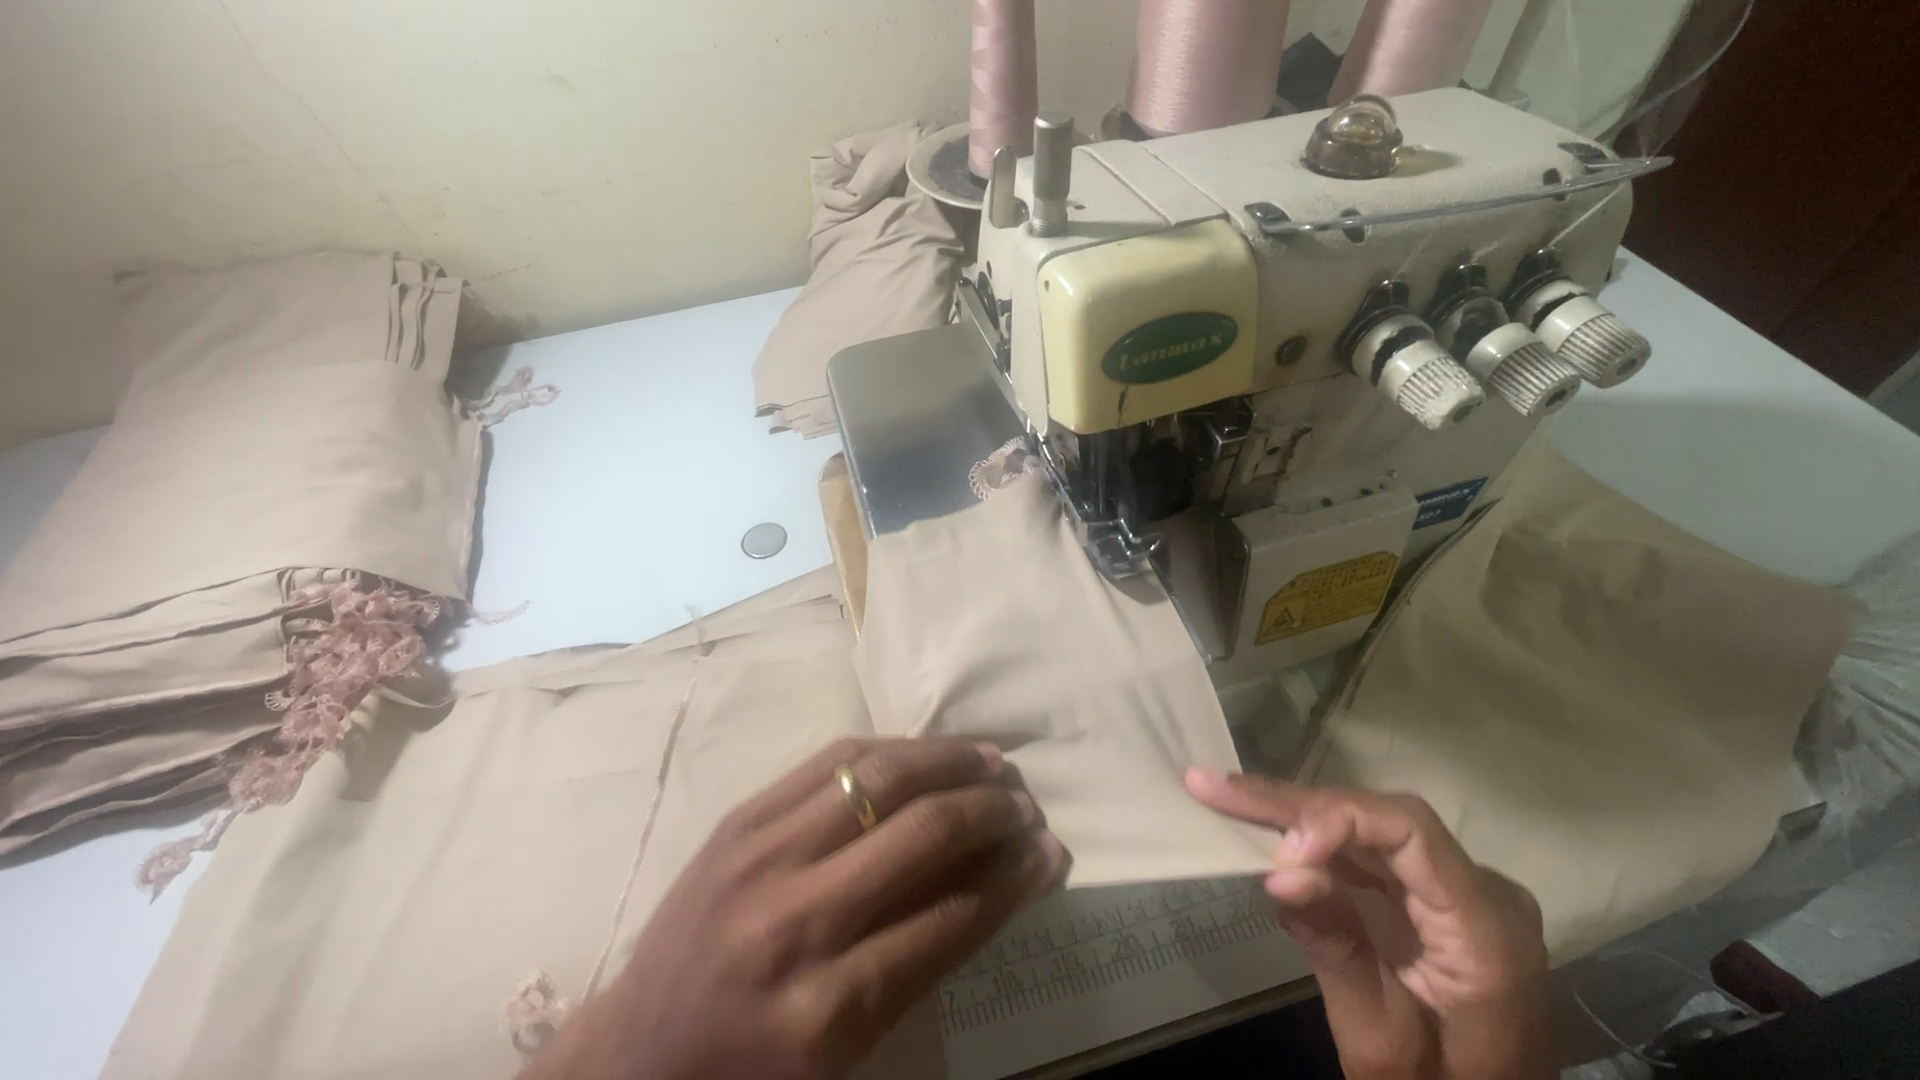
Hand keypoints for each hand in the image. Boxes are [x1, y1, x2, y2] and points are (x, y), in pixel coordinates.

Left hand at [524, 738, 1067, 1079]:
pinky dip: (890, 749)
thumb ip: (922, 963)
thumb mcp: (847, 1051)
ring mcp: (759, 857)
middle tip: (1027, 805)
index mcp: (826, 1011)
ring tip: (991, 761)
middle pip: (921, 836)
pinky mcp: (738, 819)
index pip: (950, 922)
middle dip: (991, 813)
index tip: (1051, 854)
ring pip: (878, 777)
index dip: (1013, 881)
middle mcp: (794, 923)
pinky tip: (924, 753)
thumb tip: (998, 880)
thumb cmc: (754, 1067)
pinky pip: (829, 760)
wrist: (639, 1050)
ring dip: (948, 762)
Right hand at [1186, 770, 1552, 1079]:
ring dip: (1295, 815)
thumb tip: (1279, 870)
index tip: (1279, 847)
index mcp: (1484, 933)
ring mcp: (1461, 890)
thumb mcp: (1377, 1036)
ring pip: (1372, 826)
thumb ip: (1335, 947)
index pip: (1410, 832)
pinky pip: (1372, 850)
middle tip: (1214, 788)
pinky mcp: (1435, 895)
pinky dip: (1316, 841)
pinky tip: (1266, 831)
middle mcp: (1483, 893)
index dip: (1338, 819)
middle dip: (1295, 805)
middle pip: (1383, 820)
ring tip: (1224, 797)